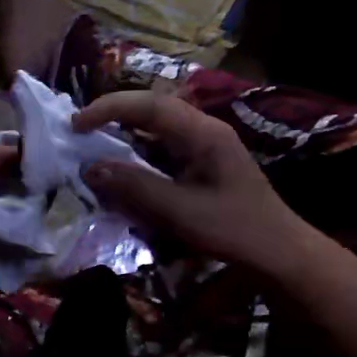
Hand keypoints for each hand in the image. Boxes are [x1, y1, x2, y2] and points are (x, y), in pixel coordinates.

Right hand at [73, 92, 317, 271]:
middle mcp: (203, 130)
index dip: (108, 109)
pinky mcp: (201, 162)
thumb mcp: (179, 211)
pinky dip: (135, 151)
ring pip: (155, 126)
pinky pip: (161, 146)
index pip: (149, 105)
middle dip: (112, 115)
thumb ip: (134, 187)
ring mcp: (204, 144)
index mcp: (203, 133)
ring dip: (122, 132)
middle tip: (79, 130)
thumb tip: (90, 169)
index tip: (76, 124)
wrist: (280, 252)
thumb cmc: (234, 229)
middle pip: (151, 108)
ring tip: (92, 145)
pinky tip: (120, 168)